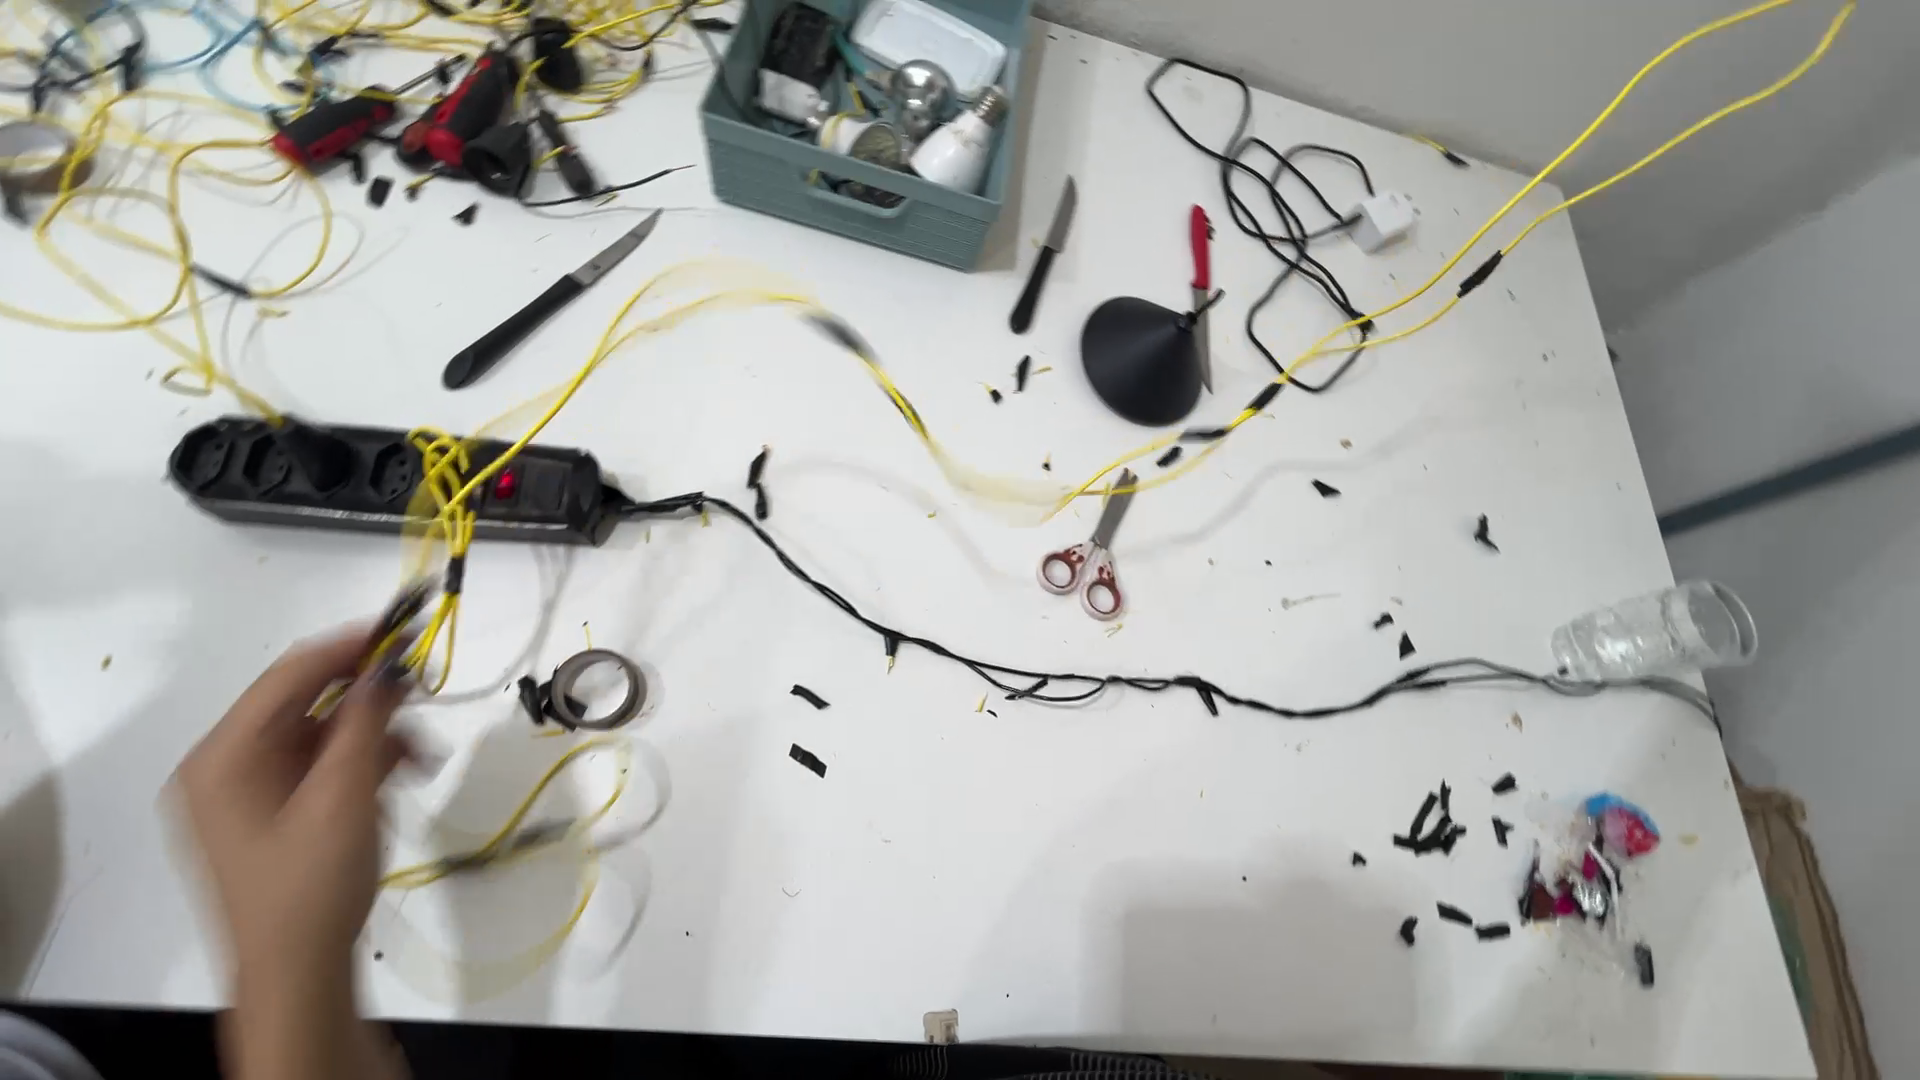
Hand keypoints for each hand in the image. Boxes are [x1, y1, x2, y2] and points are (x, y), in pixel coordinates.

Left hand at [174, 623, 410, 1079]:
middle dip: (370, 696)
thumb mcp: (345, 794)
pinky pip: (326, 759)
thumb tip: (390, 663)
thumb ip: (365, 720)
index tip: (408, 628)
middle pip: (307, 700)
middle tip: (425, 693)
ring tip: (421, 755)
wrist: (296, 968)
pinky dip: (367, 757)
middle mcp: (229, 763)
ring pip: (325, 729)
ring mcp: (252, 786)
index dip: (350, 645)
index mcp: (224, 756)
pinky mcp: (278, 806)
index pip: (290, 674)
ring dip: (377, 731)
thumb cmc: (313, 880)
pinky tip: (403, 771)